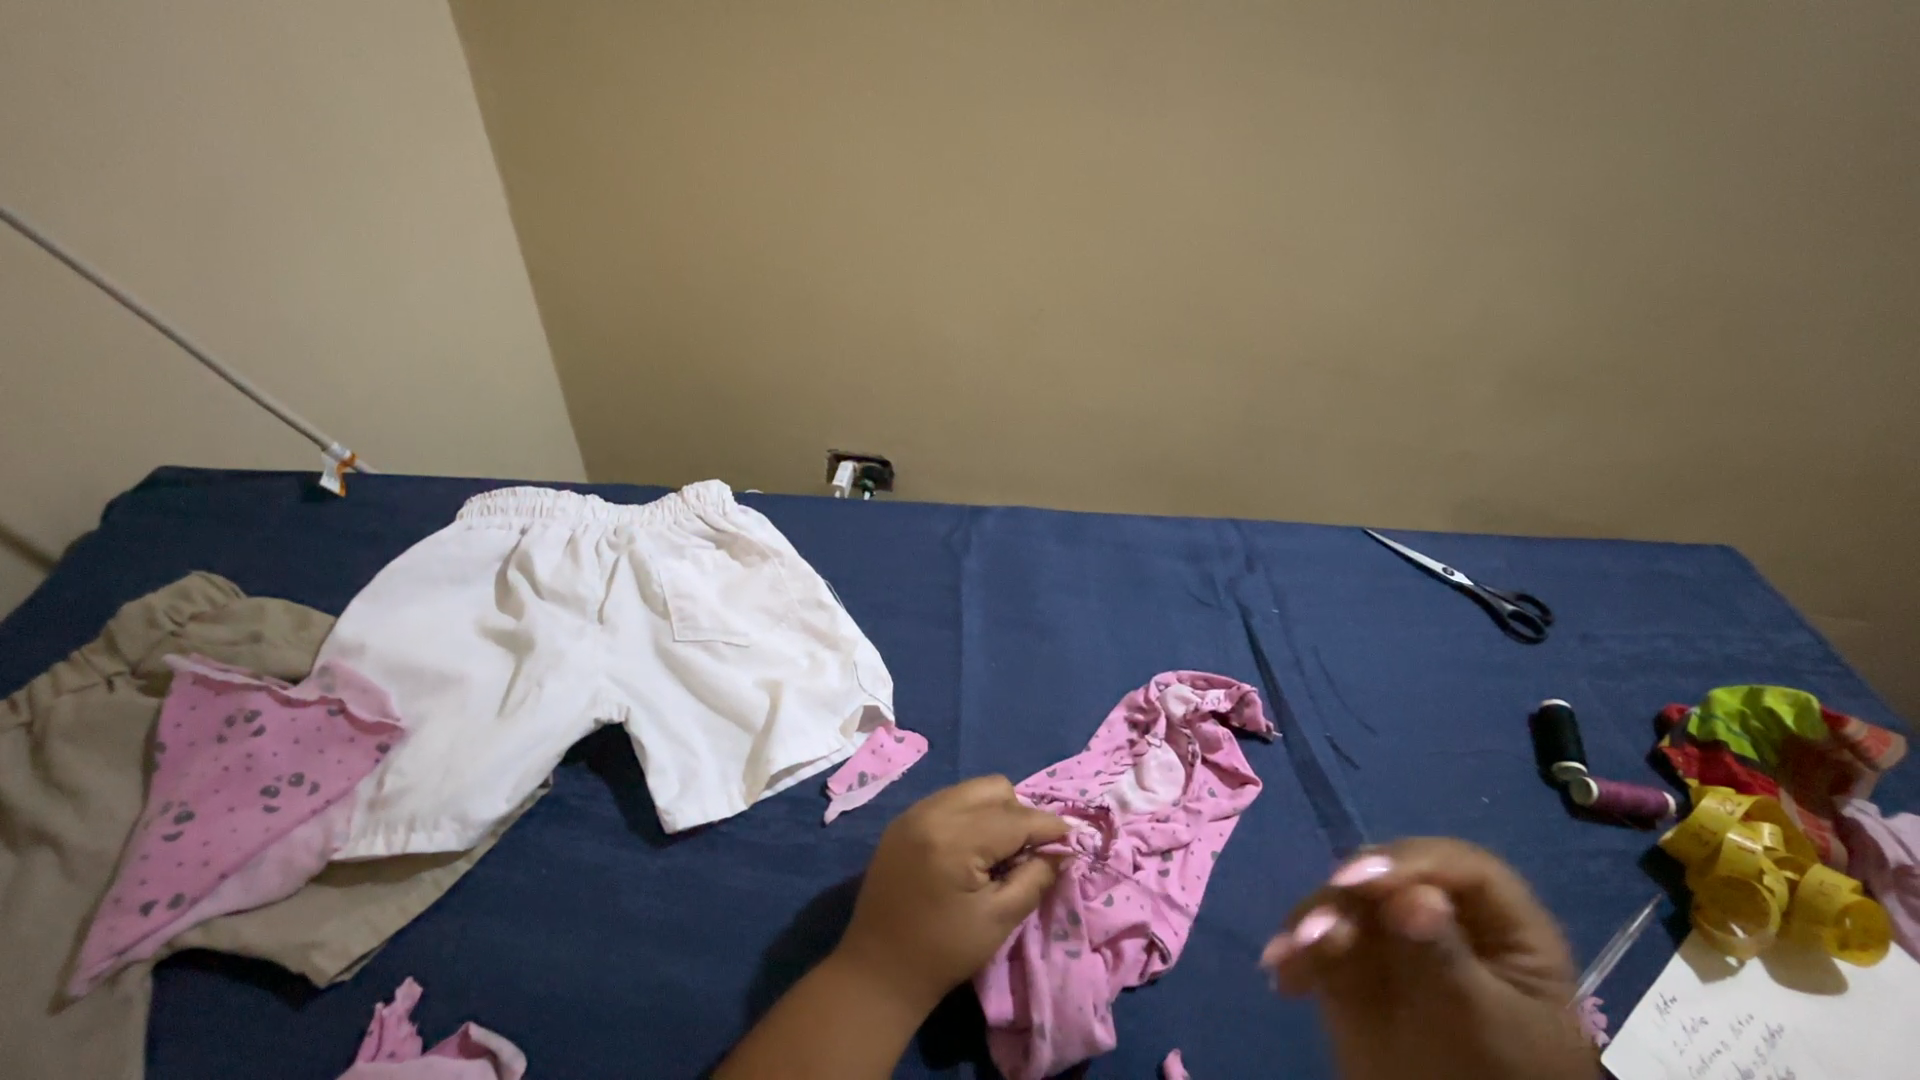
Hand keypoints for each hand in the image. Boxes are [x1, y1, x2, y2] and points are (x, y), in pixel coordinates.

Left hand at [835, 775, 1068, 1011]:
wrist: (877, 970)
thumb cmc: (943, 952)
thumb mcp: (999, 919)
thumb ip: (1035, 878)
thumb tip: (1062, 851)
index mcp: (954, 838)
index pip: (1015, 817)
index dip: (1049, 827)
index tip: (1072, 838)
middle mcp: (931, 813)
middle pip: (994, 788)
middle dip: (1020, 813)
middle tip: (1030, 850)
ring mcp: (912, 813)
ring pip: (971, 790)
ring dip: (995, 811)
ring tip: (1002, 851)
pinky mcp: (901, 822)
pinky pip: (949, 800)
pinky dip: (970, 815)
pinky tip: (973, 849)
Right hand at [1261, 838, 1596, 1079]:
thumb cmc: (1500, 1077)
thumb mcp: (1483, 1020)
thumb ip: (1446, 956)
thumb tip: (1414, 895)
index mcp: (1501, 923)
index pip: (1456, 866)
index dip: (1407, 862)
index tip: (1357, 879)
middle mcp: (1444, 917)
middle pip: (1388, 875)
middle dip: (1345, 895)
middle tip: (1315, 928)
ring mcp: (1395, 940)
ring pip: (1345, 901)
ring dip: (1314, 920)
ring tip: (1291, 956)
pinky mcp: (1355, 965)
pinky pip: (1320, 940)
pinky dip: (1297, 950)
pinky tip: (1285, 974)